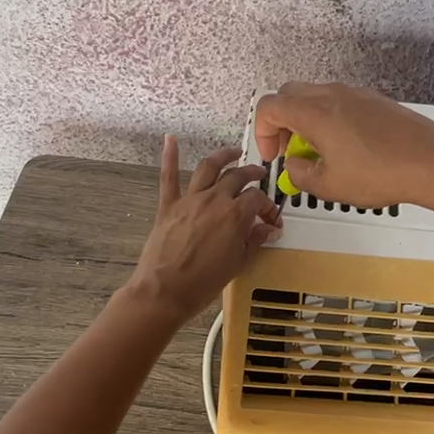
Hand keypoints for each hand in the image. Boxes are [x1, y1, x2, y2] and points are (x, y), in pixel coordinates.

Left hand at [126, 136, 281, 320]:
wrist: (164, 292)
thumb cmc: (200, 283)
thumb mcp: (238, 263)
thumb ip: (254, 241)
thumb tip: (267, 230)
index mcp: (234, 215)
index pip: (258, 199)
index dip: (268, 207)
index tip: (270, 219)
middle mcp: (213, 201)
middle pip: (237, 177)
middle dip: (252, 173)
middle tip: (258, 175)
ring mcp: (189, 201)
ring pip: (209, 167)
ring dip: (223, 156)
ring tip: (232, 153)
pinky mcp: (168, 207)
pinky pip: (168, 176)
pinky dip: (170, 156)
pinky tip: (171, 141)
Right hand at [253, 82, 433, 209]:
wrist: (432, 162)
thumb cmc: (384, 172)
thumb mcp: (329, 185)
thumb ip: (299, 173)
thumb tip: (294, 165)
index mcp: (315, 112)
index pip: (269, 106)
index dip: (262, 132)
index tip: (273, 154)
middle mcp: (333, 95)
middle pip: (289, 95)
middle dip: (281, 123)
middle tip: (289, 150)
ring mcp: (356, 94)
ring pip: (316, 97)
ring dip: (306, 120)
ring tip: (319, 153)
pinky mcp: (374, 101)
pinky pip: (340, 102)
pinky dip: (330, 119)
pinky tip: (345, 149)